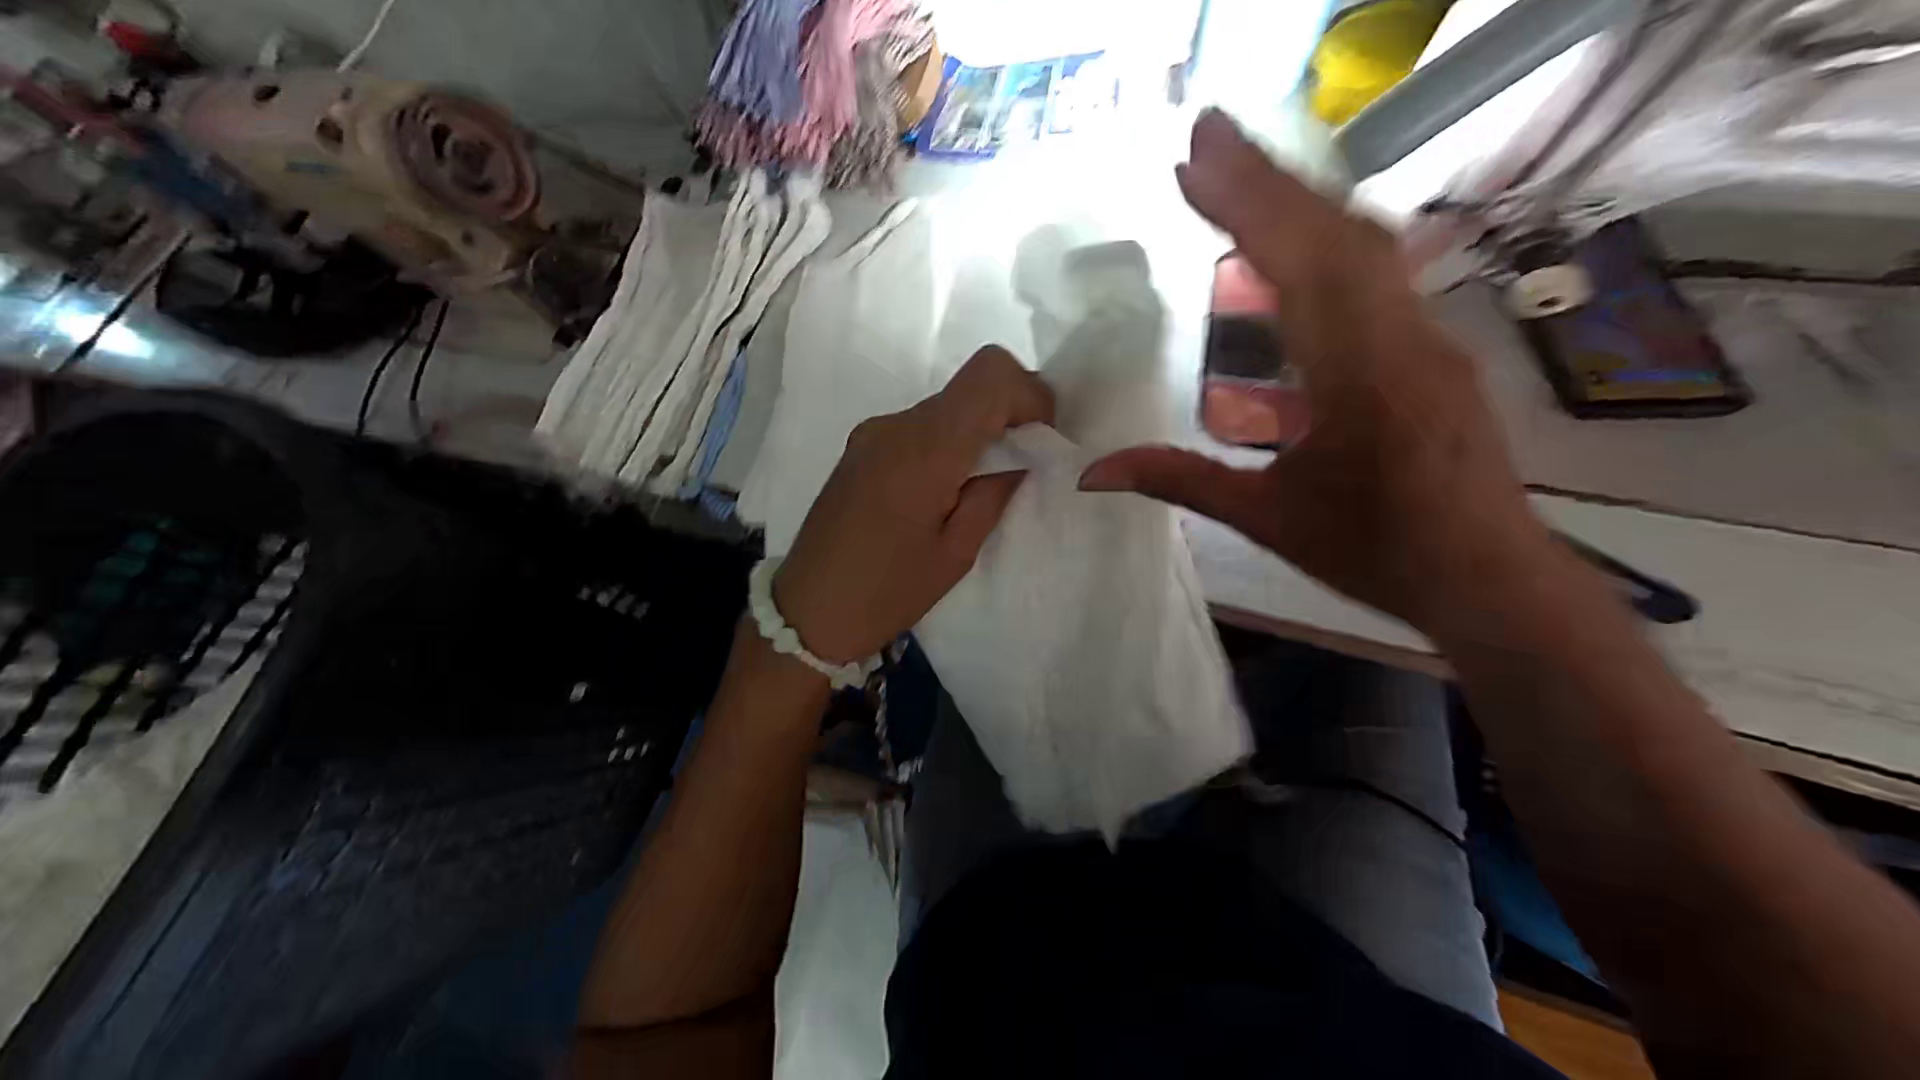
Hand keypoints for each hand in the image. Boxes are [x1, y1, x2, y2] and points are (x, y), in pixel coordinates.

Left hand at [776, 346, 1055, 664]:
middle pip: (970, 387)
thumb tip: (1019, 456)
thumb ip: (993, 492)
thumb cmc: (887, 593)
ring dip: (976, 433)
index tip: (1040, 441)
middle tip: (1019, 470)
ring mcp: (872, 433)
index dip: (1030, 395)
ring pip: (946, 408)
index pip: (990, 374)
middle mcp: (895, 425)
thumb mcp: (956, 552)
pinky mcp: (860, 448)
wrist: (808, 613)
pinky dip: (947, 444)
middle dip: (1008, 416)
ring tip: (976, 491)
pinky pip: (919, 428)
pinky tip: (940, 493)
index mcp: (924, 449)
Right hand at [1079, 109, 1551, 631]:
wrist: (1490, 579)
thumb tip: (1091, 471)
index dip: (1244, 207)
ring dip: (1298, 202)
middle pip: (1335, 233)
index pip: (1299, 267)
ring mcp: (1427, 337)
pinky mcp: (1433, 348)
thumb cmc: (1377, 554)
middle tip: (1205, 136)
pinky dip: (1328, 241)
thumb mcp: (1266, 519)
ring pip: (1365, 244)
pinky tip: (1292, 243)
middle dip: (1265, 179)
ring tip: (1237, 176)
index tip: (1193, 161)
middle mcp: (1402, 338)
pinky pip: (1380, 275)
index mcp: (1361, 377)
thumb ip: (1179, 481)